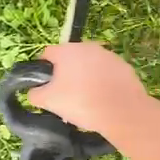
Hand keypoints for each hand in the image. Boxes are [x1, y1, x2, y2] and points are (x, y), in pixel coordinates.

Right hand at [27, 42, 148, 133]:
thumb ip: (35, 94)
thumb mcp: (48, 101)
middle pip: (70, 59)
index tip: (45, 88)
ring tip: (86, 102)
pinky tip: (103, 101)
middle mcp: (88, 47)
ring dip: (85, 78)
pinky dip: (103, 83)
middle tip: (65, 97)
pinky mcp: (124, 67)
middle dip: (65, 75)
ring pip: (89, 66)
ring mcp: (109, 55)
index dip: (42, 71)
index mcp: (67, 50)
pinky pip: (107, 74)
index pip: (47, 54)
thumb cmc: (81, 102)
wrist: (122, 112)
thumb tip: (34, 91)